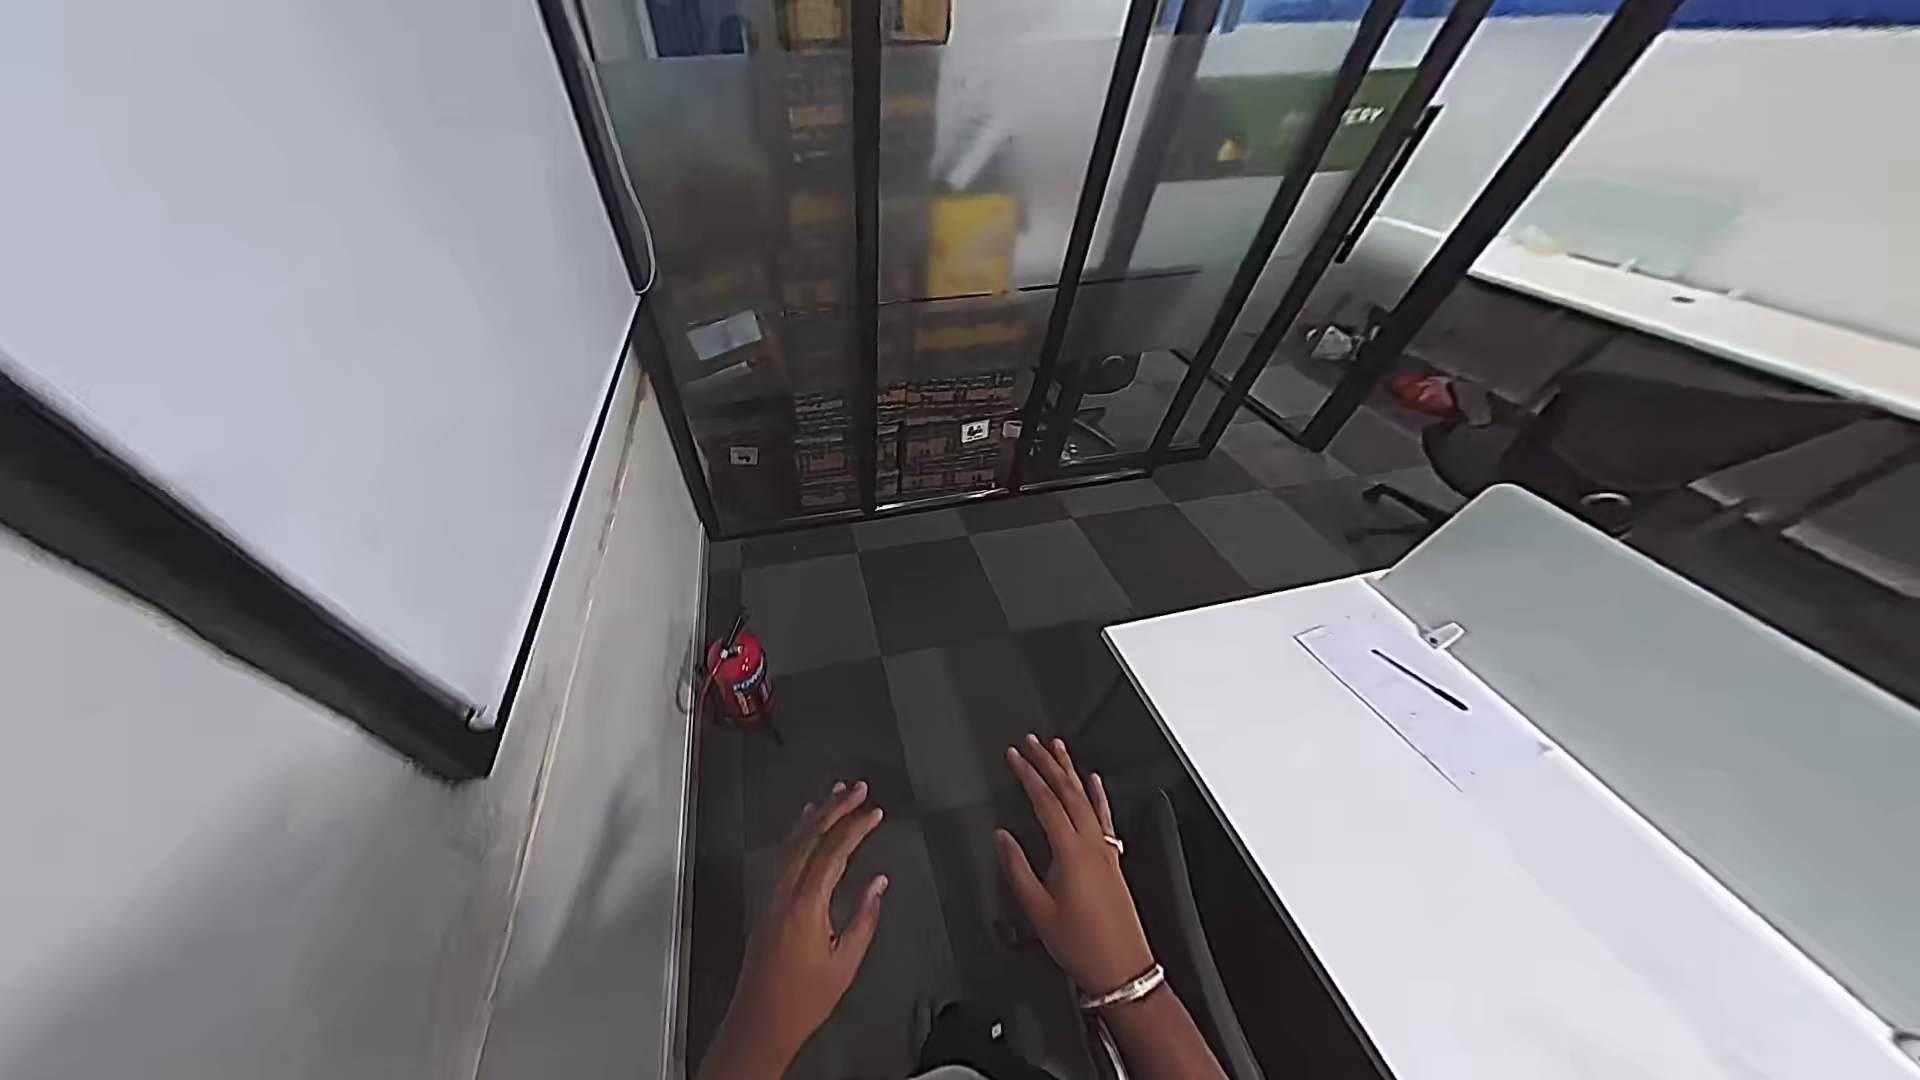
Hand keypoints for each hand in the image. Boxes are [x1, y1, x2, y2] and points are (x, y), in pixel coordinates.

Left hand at [701, 782, 888, 1079]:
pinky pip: (785, 853)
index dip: (857, 827)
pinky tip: (807, 819)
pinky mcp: (769, 899)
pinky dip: (799, 830)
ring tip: (837, 793)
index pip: (834, 851)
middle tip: (859, 788)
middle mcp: (786, 891)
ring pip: (796, 840)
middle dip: (838, 808)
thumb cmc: (803, 1000)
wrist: (758, 1026)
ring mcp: (773, 893)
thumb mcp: (845, 963)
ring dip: (818, 812)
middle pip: (812, 836)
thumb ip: (865, 917)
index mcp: (806, 905)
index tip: (875, 812)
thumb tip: (878, 883)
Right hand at [995, 735, 1154, 995]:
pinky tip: (1094, 781)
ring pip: (1085, 797)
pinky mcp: (1113, 857)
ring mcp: (1104, 848)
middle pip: (1066, 790)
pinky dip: (1098, 795)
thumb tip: (1002, 837)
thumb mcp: (1037, 910)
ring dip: (1070, 770)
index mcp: (1070, 851)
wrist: (1122, 969)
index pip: (1045, 800)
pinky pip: (1105, 816)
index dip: (1027, 774)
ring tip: (1058, 748)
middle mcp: (1090, 843)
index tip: (1014, 756)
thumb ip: (1017, 868)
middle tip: (1031, 741)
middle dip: (1047, 762)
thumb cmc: (1081, 944)